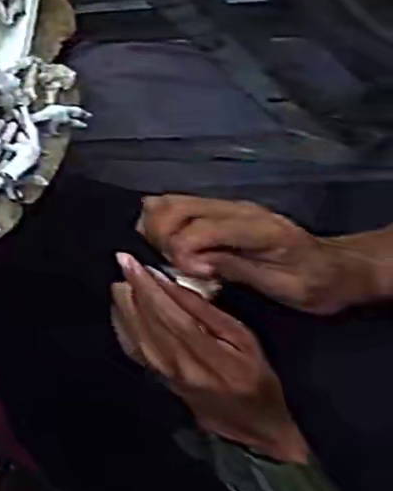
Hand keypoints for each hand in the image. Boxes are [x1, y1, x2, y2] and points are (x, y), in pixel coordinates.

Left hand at [112, 251, 310, 462]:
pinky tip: (141, 307)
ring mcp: (149, 361)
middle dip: (136, 284)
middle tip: (147, 275)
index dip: (143, 282)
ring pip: (123, 311)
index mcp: (209, 358)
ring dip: (130, 295)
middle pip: (138, 308)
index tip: (127, 258)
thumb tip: (162, 278)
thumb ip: (202, 308)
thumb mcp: (244, 341)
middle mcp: (171, 359)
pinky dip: (125, 307)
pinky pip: (119, 321)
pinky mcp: (136, 359)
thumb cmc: (252, 377)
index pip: (165, 311)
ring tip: (151, 294)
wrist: (242, 419)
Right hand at [140, 195, 376, 314]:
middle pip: (172, 208)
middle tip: (171, 260)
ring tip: (165, 250)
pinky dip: (156, 220)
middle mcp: (235, 208)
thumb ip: (238, 271)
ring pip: (163, 202)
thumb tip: (191, 262)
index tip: (188, 271)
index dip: (182, 250)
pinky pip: (167, 203)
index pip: (200, 228)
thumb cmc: (319, 284)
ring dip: (152, 226)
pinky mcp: (208, 205)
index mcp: (262, 229)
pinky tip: (168, 240)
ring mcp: (220, 203)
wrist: (339, 269)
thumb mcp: (289, 289)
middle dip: (159, 235)